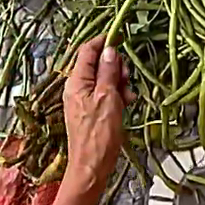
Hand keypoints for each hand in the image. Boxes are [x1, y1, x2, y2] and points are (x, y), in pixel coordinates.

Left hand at [61, 36, 128, 195]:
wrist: (92, 167)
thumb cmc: (100, 134)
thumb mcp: (108, 98)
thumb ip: (108, 71)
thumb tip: (110, 49)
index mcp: (76, 81)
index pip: (87, 50)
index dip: (104, 41)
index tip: (122, 37)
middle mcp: (77, 87)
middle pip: (97, 63)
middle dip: (115, 65)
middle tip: (126, 77)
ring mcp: (83, 99)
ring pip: (104, 78)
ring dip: (119, 81)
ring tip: (128, 94)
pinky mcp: (91, 109)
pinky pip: (105, 93)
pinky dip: (117, 94)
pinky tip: (127, 103)